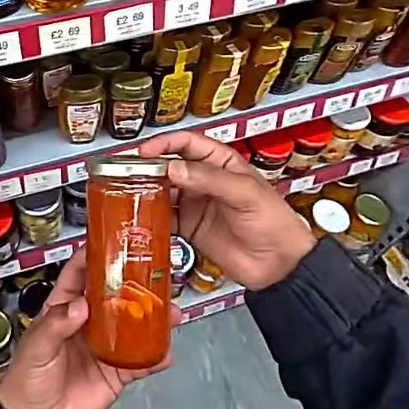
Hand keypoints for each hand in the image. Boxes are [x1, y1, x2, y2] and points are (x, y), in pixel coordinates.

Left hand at [0, 248, 173, 408]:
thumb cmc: (27, 379)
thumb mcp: (37, 346)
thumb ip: (57, 324)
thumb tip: (82, 305)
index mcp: (64, 308)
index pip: (79, 274)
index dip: (92, 256)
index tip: (110, 240)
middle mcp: (87, 323)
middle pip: (114, 296)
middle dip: (134, 283)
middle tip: (155, 272)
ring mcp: (104, 347)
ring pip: (134, 326)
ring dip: (153, 318)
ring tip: (171, 310)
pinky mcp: (116, 373)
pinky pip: (140, 362)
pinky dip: (155, 357)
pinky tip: (166, 350)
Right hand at [135, 130, 315, 290]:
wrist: (279, 265)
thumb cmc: (274, 222)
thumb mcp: (245, 193)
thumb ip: (210, 179)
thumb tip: (175, 168)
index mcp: (221, 162)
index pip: (188, 143)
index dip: (165, 143)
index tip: (147, 151)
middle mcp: (204, 179)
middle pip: (170, 165)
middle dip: (150, 166)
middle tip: (130, 171)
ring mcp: (195, 202)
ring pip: (163, 189)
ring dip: (147, 189)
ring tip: (130, 191)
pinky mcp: (189, 226)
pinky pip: (164, 216)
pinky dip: (151, 215)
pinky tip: (142, 215)